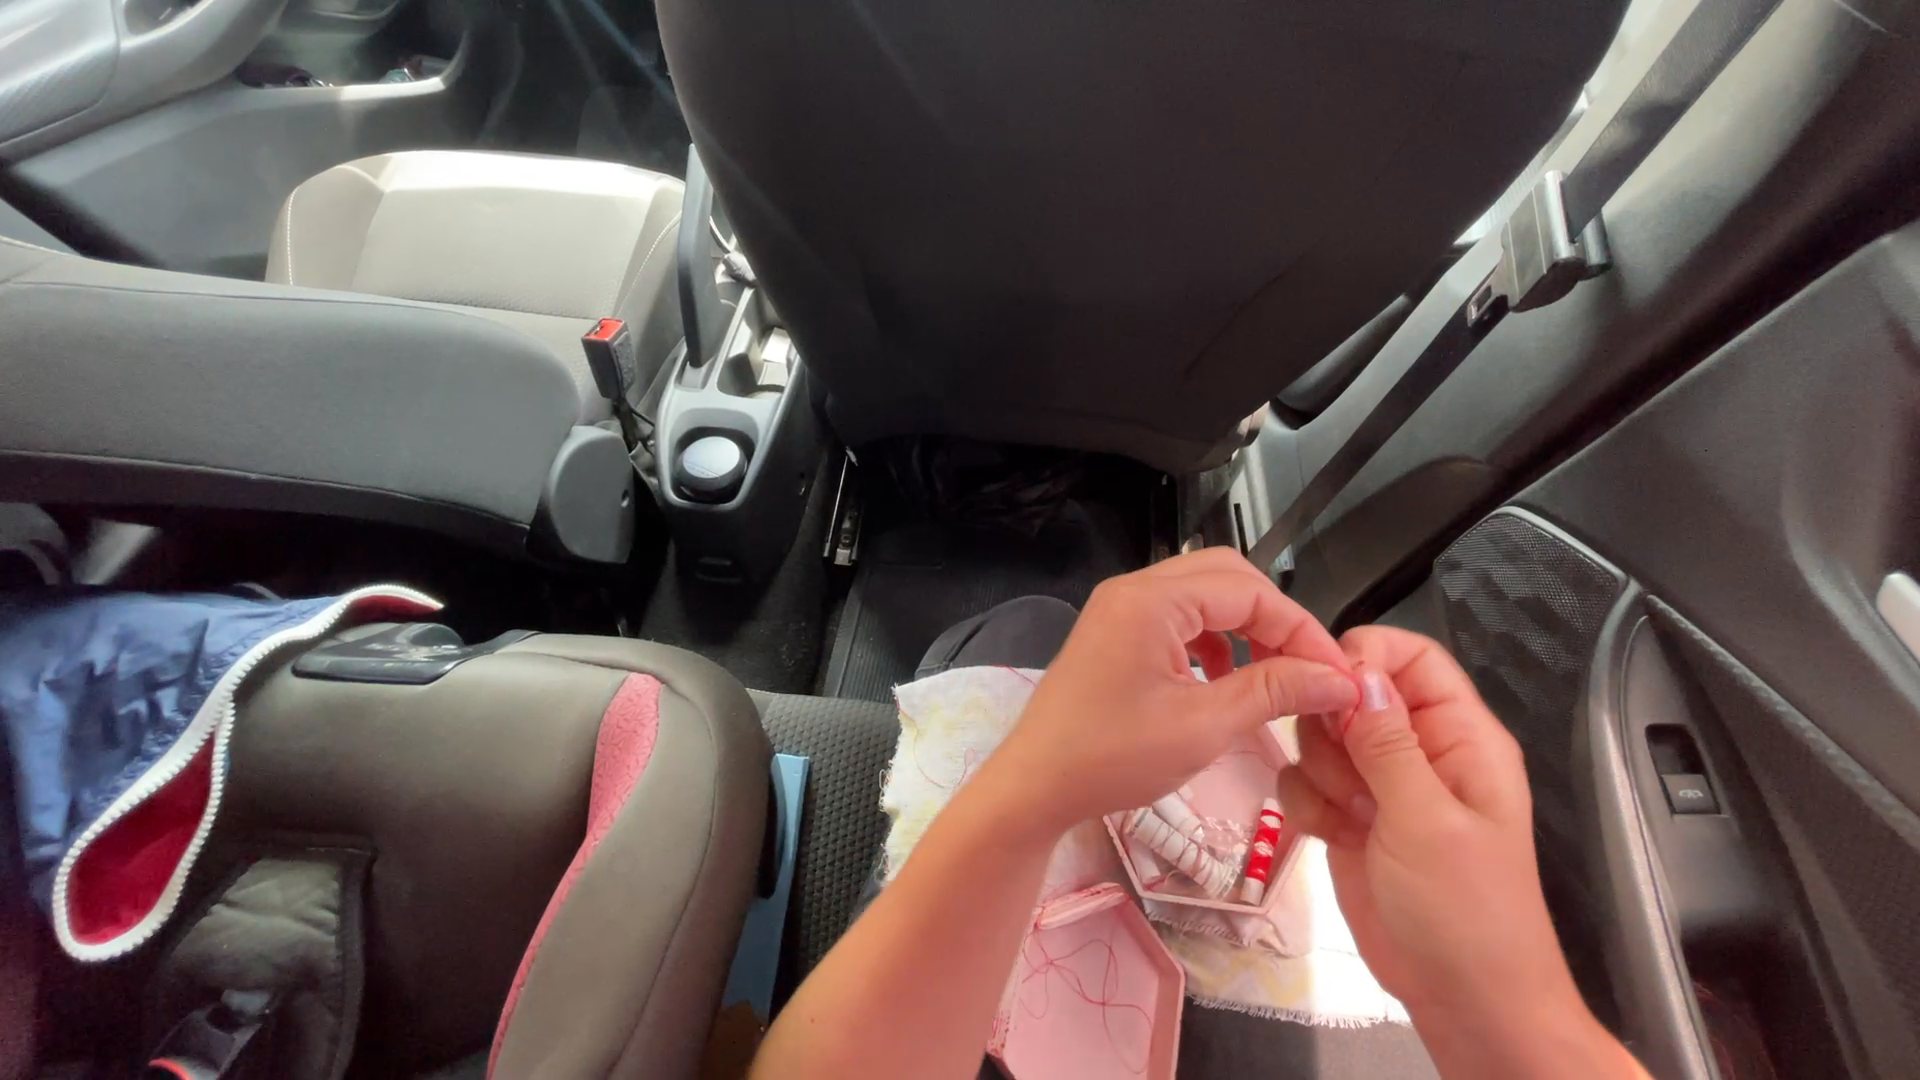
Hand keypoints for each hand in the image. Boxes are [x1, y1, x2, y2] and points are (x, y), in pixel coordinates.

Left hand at [985, 548, 1360, 835]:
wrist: (1037, 785)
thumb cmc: (1111, 757)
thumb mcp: (1202, 726)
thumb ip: (1272, 690)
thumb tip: (1336, 679)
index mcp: (1150, 600)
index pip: (1248, 590)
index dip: (1301, 628)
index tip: (1337, 673)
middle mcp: (1133, 591)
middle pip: (1226, 578)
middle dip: (1275, 618)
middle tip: (1308, 668)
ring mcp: (1120, 610)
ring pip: (1203, 597)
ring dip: (1245, 628)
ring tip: (1275, 674)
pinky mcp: (1116, 634)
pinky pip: (1178, 620)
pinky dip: (1212, 642)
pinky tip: (1226, 679)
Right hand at [1277, 626, 1643, 1077]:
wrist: (1460, 1000)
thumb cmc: (1465, 912)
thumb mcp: (1427, 821)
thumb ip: (1387, 742)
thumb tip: (1358, 671)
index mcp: (1458, 737)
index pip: (1411, 657)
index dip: (1364, 657)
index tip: (1326, 688)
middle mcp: (1415, 749)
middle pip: (1349, 693)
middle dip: (1333, 730)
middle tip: (1352, 777)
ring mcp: (1376, 782)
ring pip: (1316, 736)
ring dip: (1321, 776)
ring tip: (1355, 819)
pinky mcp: (1344, 812)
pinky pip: (1301, 780)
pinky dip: (1307, 806)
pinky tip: (1336, 838)